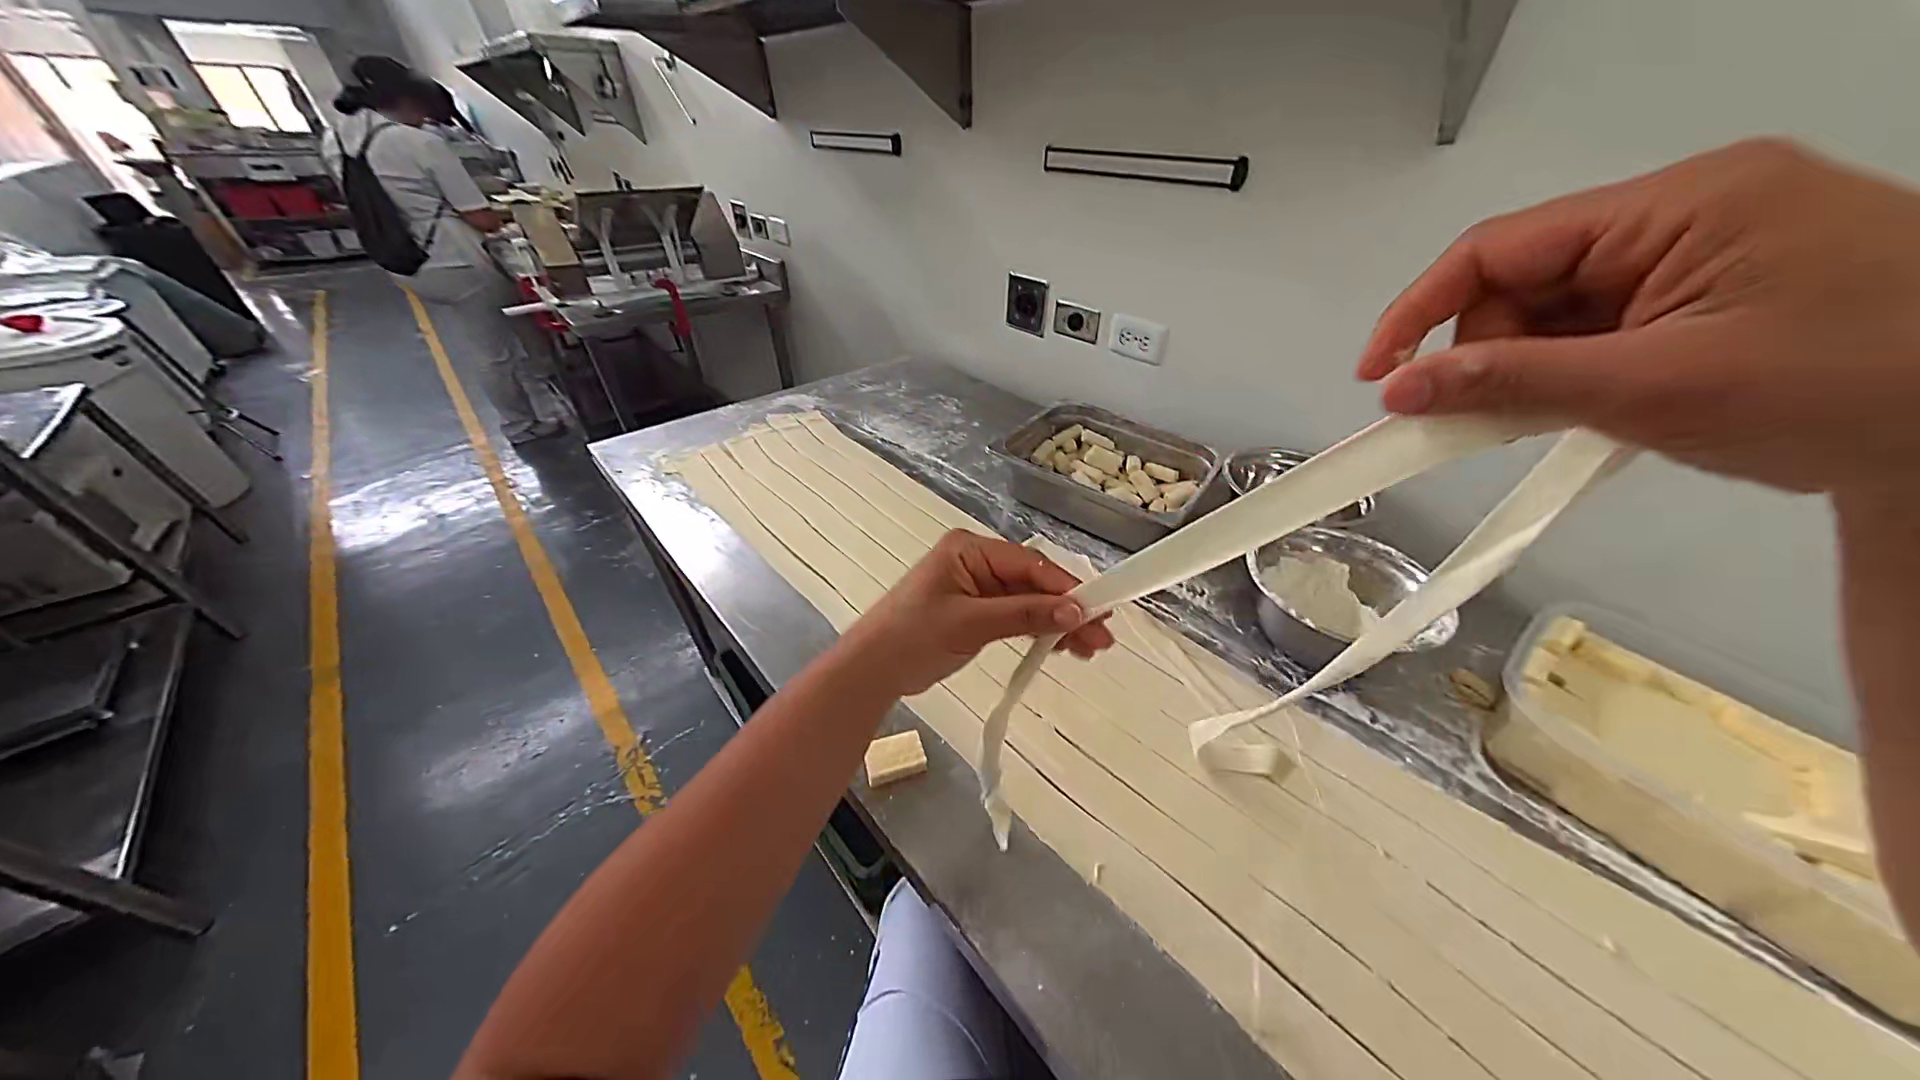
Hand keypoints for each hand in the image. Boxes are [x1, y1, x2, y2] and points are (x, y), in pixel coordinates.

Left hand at [836, 531, 1115, 698]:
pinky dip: (1038, 631)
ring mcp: (978, 587)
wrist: (872, 669)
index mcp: (970, 549)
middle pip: (1034, 582)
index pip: (1030, 564)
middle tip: (1102, 636)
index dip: (1065, 587)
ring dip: (1058, 623)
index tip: (1098, 609)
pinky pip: (1017, 616)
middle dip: (1067, 609)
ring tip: (1091, 648)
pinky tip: (1063, 646)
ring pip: (1030, 601)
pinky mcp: (978, 611)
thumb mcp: (970, 624)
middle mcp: (978, 562)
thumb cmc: (911, 637)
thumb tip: (1075, 613)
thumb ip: (1023, 616)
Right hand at [1357, 138, 1919, 497]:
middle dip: (1486, 352)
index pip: (1500, 247)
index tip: (1376, 375)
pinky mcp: (1702, 290)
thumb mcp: (1651, 387)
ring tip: (1547, 419)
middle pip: (1522, 281)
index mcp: (1678, 205)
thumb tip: (1400, 390)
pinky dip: (1565, 373)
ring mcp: (1695, 251)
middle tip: (1478, 419)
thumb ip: (1512, 382)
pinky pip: (1593, 327)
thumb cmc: (1843, 393)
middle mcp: (1680, 213)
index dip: (1419, 310)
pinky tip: (1581, 406)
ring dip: (1526, 370)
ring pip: (1551, 311)